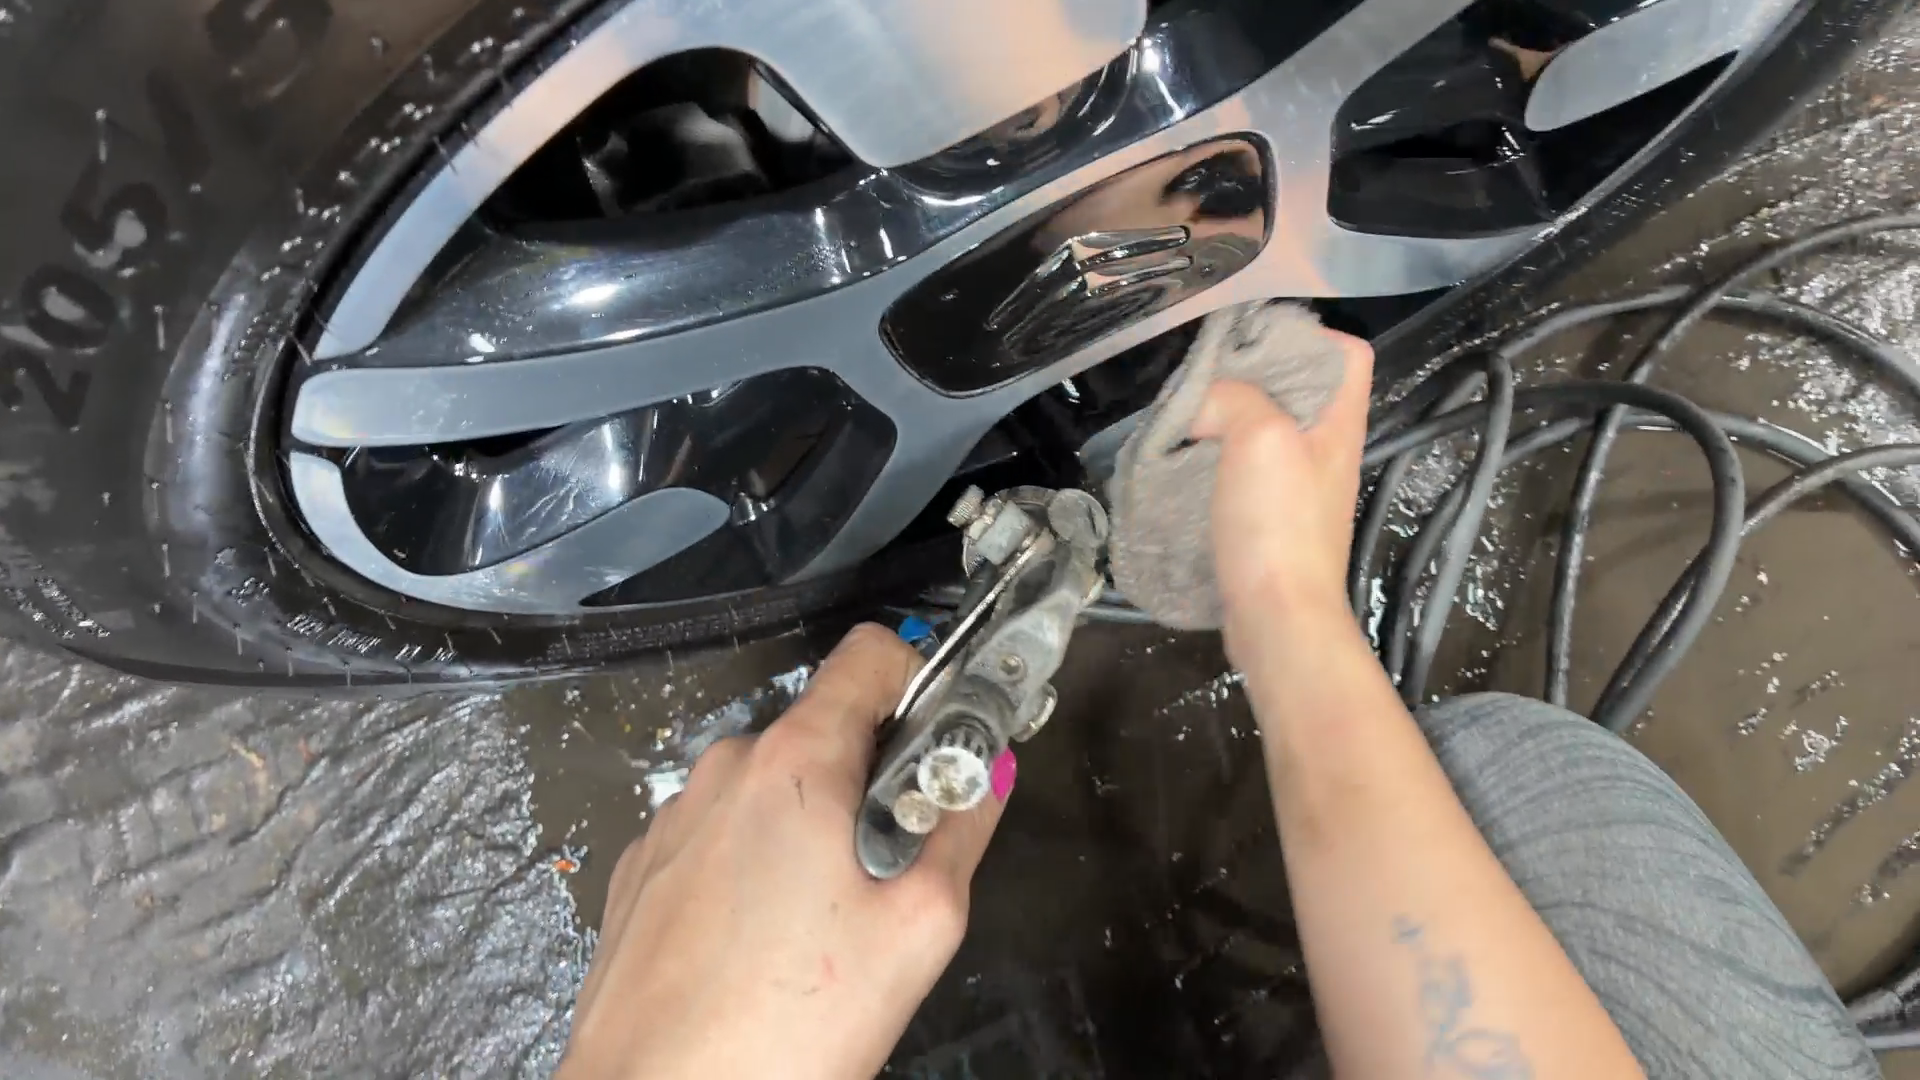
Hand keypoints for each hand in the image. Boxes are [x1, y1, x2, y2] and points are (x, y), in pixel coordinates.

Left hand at [557, 624, 1012, 1079]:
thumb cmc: (795, 1022)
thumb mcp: (919, 926)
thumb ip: (964, 827)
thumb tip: (992, 767)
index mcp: (795, 758)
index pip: (870, 653)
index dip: (917, 682)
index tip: (934, 746)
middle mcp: (726, 764)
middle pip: (825, 724)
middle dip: (871, 773)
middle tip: (888, 861)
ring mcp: (675, 811)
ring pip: (774, 779)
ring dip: (812, 819)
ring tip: (819, 915)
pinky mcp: (641, 862)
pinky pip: (723, 825)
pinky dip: (755, 852)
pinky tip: (755, 937)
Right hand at [1189, 328, 1373, 665]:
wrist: (1276, 614)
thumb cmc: (1277, 524)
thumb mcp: (1260, 438)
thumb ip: (1235, 398)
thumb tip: (1204, 401)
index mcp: (1339, 421)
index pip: (1346, 353)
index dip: (1307, 335)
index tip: (1251, 340)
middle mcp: (1326, 448)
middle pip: (1298, 388)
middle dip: (1252, 374)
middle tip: (1205, 376)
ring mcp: (1300, 485)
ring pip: (1267, 427)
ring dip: (1228, 417)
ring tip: (1189, 415)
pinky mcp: (1271, 515)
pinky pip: (1246, 467)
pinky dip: (1218, 455)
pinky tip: (1188, 461)